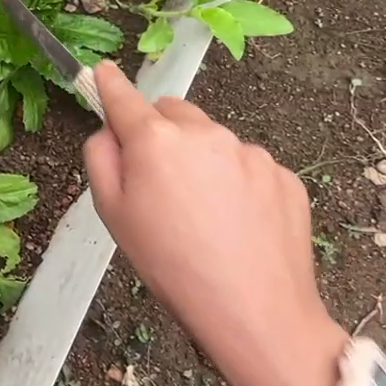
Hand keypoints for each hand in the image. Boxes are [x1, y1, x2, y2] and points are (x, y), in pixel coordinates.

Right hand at [83, 62, 347, 385]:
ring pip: (210, 138)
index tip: (102, 71)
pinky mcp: (285, 176)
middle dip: (160, 132)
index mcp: (154, 138)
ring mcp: (250, 153)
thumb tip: (110, 131)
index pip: (123, 95)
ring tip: (202, 209)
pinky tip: (235, 219)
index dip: (108, 82)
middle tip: (157, 178)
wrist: (256, 313)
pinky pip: (246, 164)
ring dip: (199, 156)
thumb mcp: (110, 210)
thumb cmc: (169, 262)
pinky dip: (234, 180)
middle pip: (171, 112)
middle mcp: (204, 133)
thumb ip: (100, 156)